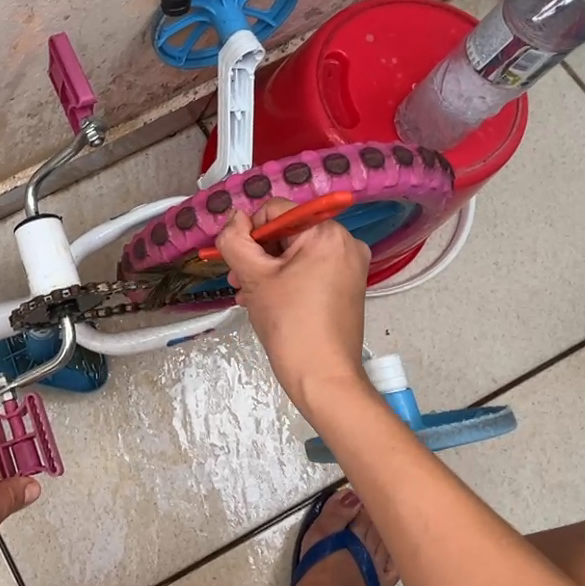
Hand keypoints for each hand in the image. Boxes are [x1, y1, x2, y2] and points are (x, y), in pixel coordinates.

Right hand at [216, 198, 374, 406]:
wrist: (321, 374)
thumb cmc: (289, 323)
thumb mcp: (252, 276)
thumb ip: (235, 240)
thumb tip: (234, 219)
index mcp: (326, 233)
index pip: (275, 211)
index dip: (251, 233)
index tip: (241, 263)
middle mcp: (346, 242)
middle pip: (286, 232)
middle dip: (258, 254)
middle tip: (240, 281)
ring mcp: (350, 265)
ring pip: (295, 253)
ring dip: (267, 269)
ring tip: (250, 294)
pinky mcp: (348, 285)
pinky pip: (309, 269)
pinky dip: (286, 279)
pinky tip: (268, 301)